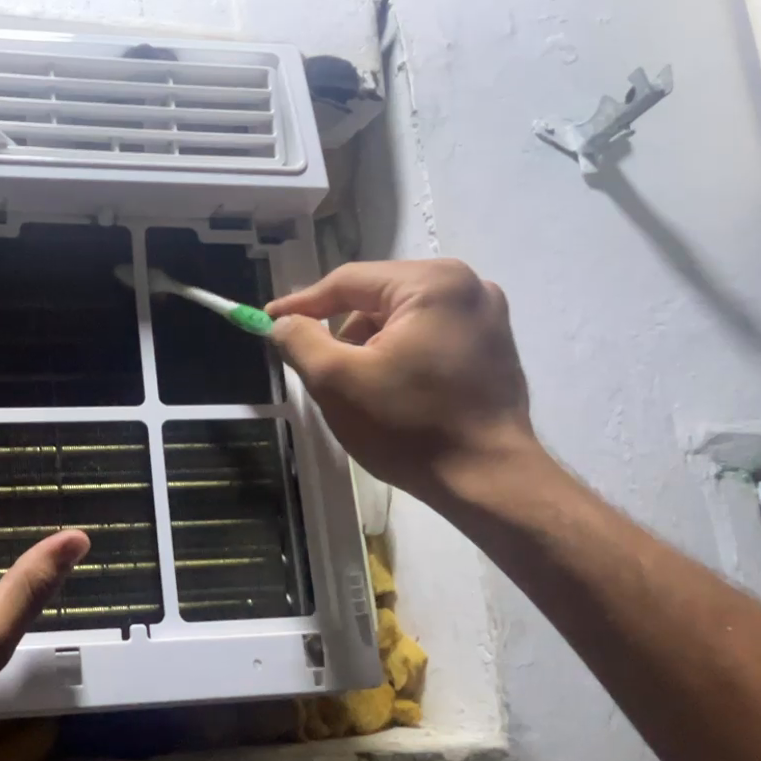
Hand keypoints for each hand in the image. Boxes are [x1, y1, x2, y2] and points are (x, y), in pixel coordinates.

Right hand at [266, 259, 536, 500]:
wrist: (487, 479)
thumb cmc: (409, 427)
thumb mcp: (336, 381)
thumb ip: (299, 340)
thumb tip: (282, 321)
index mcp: (431, 283)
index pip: (347, 281)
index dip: (301, 303)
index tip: (267, 321)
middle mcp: (467, 285)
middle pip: (376, 298)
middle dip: (341, 333)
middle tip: (317, 370)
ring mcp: (486, 316)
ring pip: (401, 320)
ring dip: (370, 347)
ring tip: (360, 391)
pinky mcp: (493, 346)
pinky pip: (428, 337)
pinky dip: (400, 356)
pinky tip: (393, 393)